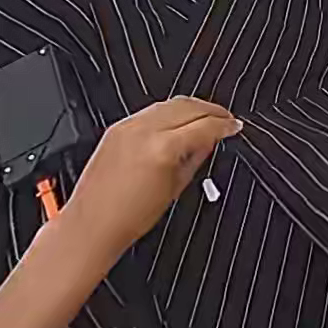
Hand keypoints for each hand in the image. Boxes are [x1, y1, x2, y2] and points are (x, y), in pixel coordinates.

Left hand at [57, 98, 240, 257]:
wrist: (92, 224)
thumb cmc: (129, 217)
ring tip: (206, 117)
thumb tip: (211, 139)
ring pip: (170, 103)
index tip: (235, 126)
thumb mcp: (175, 187)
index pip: (204, 125)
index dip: (225, 125)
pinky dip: (170, 112)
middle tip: (226, 119)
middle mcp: (144, 130)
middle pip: (189, 106)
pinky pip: (151, 110)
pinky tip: (178, 121)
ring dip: (192, 107)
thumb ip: (197, 155)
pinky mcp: (117, 127)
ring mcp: (128, 126)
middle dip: (212, 110)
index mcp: (163, 147)